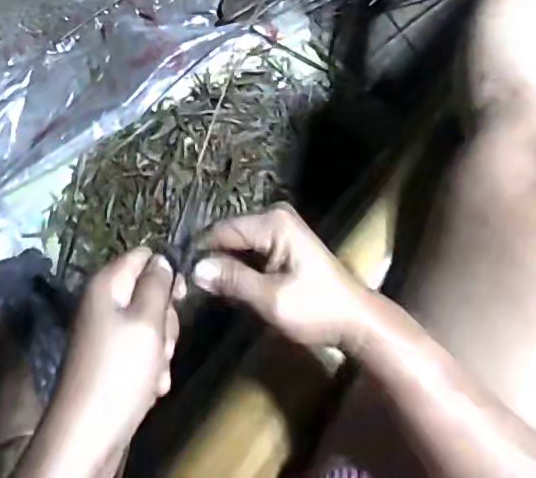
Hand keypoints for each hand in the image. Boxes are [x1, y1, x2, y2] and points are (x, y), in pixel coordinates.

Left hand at [20, 248, 180, 477]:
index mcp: (107, 283)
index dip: (167, 271)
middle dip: (166, 319)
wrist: (86, 439)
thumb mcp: (147, 321)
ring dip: (161, 349)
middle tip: (161, 343)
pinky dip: (150, 368)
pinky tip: (151, 388)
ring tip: (155, 373)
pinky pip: (140, 351)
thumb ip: (159, 284)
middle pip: (150, 292)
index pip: (144, 255)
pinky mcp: (109, 361)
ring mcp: (105, 333)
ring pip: (150, 325)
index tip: (180, 297)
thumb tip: (163, 258)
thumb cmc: (119, 372)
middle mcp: (103, 302)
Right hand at [191, 204, 376, 351]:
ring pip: (238, 243)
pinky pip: (250, 249)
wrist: (356, 319)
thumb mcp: (272, 300)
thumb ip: (233, 281)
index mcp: (273, 223)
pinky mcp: (282, 241)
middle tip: (188, 285)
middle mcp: (274, 216)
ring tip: (201, 287)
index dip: (201, 252)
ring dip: (223, 264)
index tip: (179, 275)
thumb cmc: (317, 310)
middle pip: (230, 234)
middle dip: (211, 258)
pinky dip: (238, 266)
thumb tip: (196, 268)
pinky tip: (227, 285)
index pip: (223, 230)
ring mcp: (280, 227)